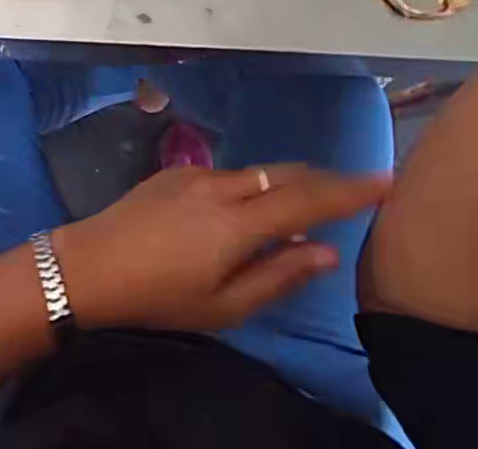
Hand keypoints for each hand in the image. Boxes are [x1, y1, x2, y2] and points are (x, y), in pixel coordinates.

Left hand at [52, 164, 388, 332]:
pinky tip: (251, 209)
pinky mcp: (177, 171)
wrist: (92, 264)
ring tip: (306, 207)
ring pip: (258, 172)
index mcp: (237, 223)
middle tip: (354, 191)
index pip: (307, 199)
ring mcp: (197, 174)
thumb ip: (280, 275)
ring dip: (288, 183)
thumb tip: (327, 251)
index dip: (349, 189)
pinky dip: (254, 186)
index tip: (385, 180)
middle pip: (286, 174)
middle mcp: (222, 187)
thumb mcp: (224, 306)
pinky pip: (230, 174)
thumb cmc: (161, 296)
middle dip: (324, 179)